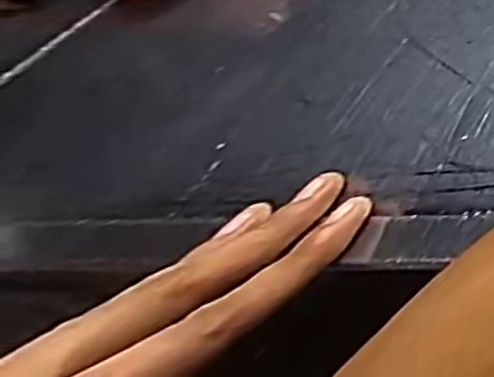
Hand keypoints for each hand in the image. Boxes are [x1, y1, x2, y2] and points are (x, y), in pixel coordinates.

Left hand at [1, 173, 370, 376]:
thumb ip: (153, 373)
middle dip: (265, 239)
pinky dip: (151, 289)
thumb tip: (230, 344)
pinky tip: (180, 270)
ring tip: (272, 210)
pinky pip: (89, 325)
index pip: (207, 327)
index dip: (290, 268)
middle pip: (169, 296)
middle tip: (330, 186)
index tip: (353, 215)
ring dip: (211, 256)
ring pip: (124, 304)